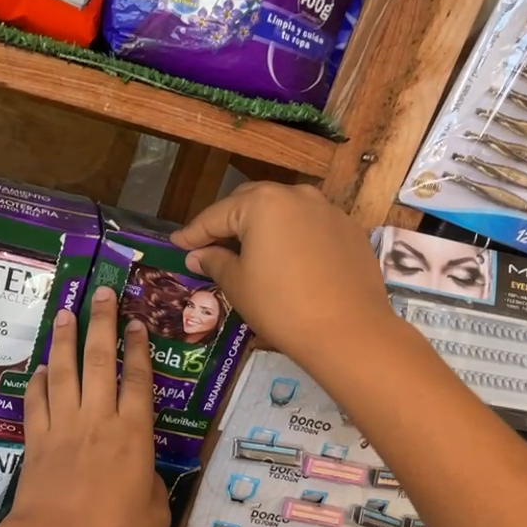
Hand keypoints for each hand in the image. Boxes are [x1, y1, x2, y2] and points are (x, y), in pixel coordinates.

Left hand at [14, 285, 169, 526]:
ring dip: (65, 339)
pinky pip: (36, 401)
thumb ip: (155, 487)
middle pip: (99, 360)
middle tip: (102, 293)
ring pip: (63, 371)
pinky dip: (38, 381)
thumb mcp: (155, 516)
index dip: (139, 348)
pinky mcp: (36, 440)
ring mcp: (62, 426)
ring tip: (66, 312)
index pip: (137, 379)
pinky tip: (41, 369)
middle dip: (102, 323)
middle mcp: (97, 419)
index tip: (138, 323)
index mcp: (133, 434)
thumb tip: (147, 475)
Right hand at [172, 183, 395, 368]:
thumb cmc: (281, 306)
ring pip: (283, 211)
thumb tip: (198, 255)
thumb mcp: (238, 284)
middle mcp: (296, 195)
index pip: (216, 216)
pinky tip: (285, 261)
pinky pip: (310, 226)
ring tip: (247, 251)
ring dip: (261, 227)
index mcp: (262, 203)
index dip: (193, 233)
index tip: (177, 243)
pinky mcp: (349, 230)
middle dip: (228, 223)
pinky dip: (291, 237)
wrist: (349, 331)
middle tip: (209, 246)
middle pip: (250, 203)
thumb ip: (215, 261)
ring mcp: (328, 210)